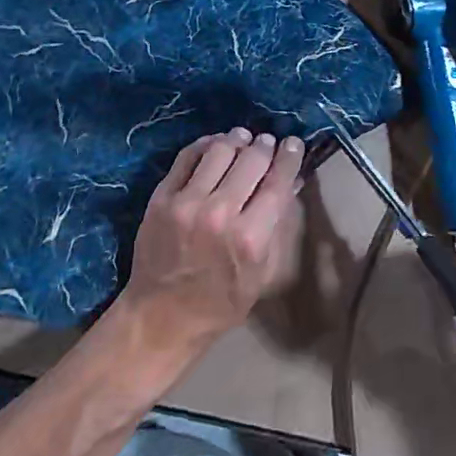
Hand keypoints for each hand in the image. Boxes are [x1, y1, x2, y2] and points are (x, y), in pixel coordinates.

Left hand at [116, 128, 306, 357]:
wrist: (162, 317)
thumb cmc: (221, 302)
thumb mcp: (262, 271)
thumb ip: (278, 224)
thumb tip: (290, 182)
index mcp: (250, 237)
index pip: (277, 182)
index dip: (289, 157)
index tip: (294, 144)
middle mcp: (219, 214)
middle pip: (251, 160)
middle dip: (265, 146)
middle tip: (268, 142)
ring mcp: (186, 204)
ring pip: (219, 151)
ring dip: (236, 140)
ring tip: (243, 138)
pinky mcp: (161, 199)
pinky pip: (186, 157)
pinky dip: (205, 144)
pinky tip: (215, 144)